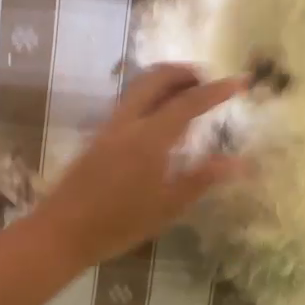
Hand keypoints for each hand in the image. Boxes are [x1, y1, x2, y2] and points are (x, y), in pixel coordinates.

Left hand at [32, 64, 248, 264]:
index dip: (217, 90)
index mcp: (150, 137)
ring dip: (164, 82)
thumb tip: (240, 163)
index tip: (241, 81)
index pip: (189, 102)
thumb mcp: (167, 207)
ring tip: (186, 97)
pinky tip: (157, 122)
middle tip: (207, 82)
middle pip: (157, 78)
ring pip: (138, 87)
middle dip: (185, 72)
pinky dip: (149, 98)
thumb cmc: (119, 224)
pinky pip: (127, 104)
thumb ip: (202, 179)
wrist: (63, 231)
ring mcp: (108, 127)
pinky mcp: (97, 138)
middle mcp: (128, 122)